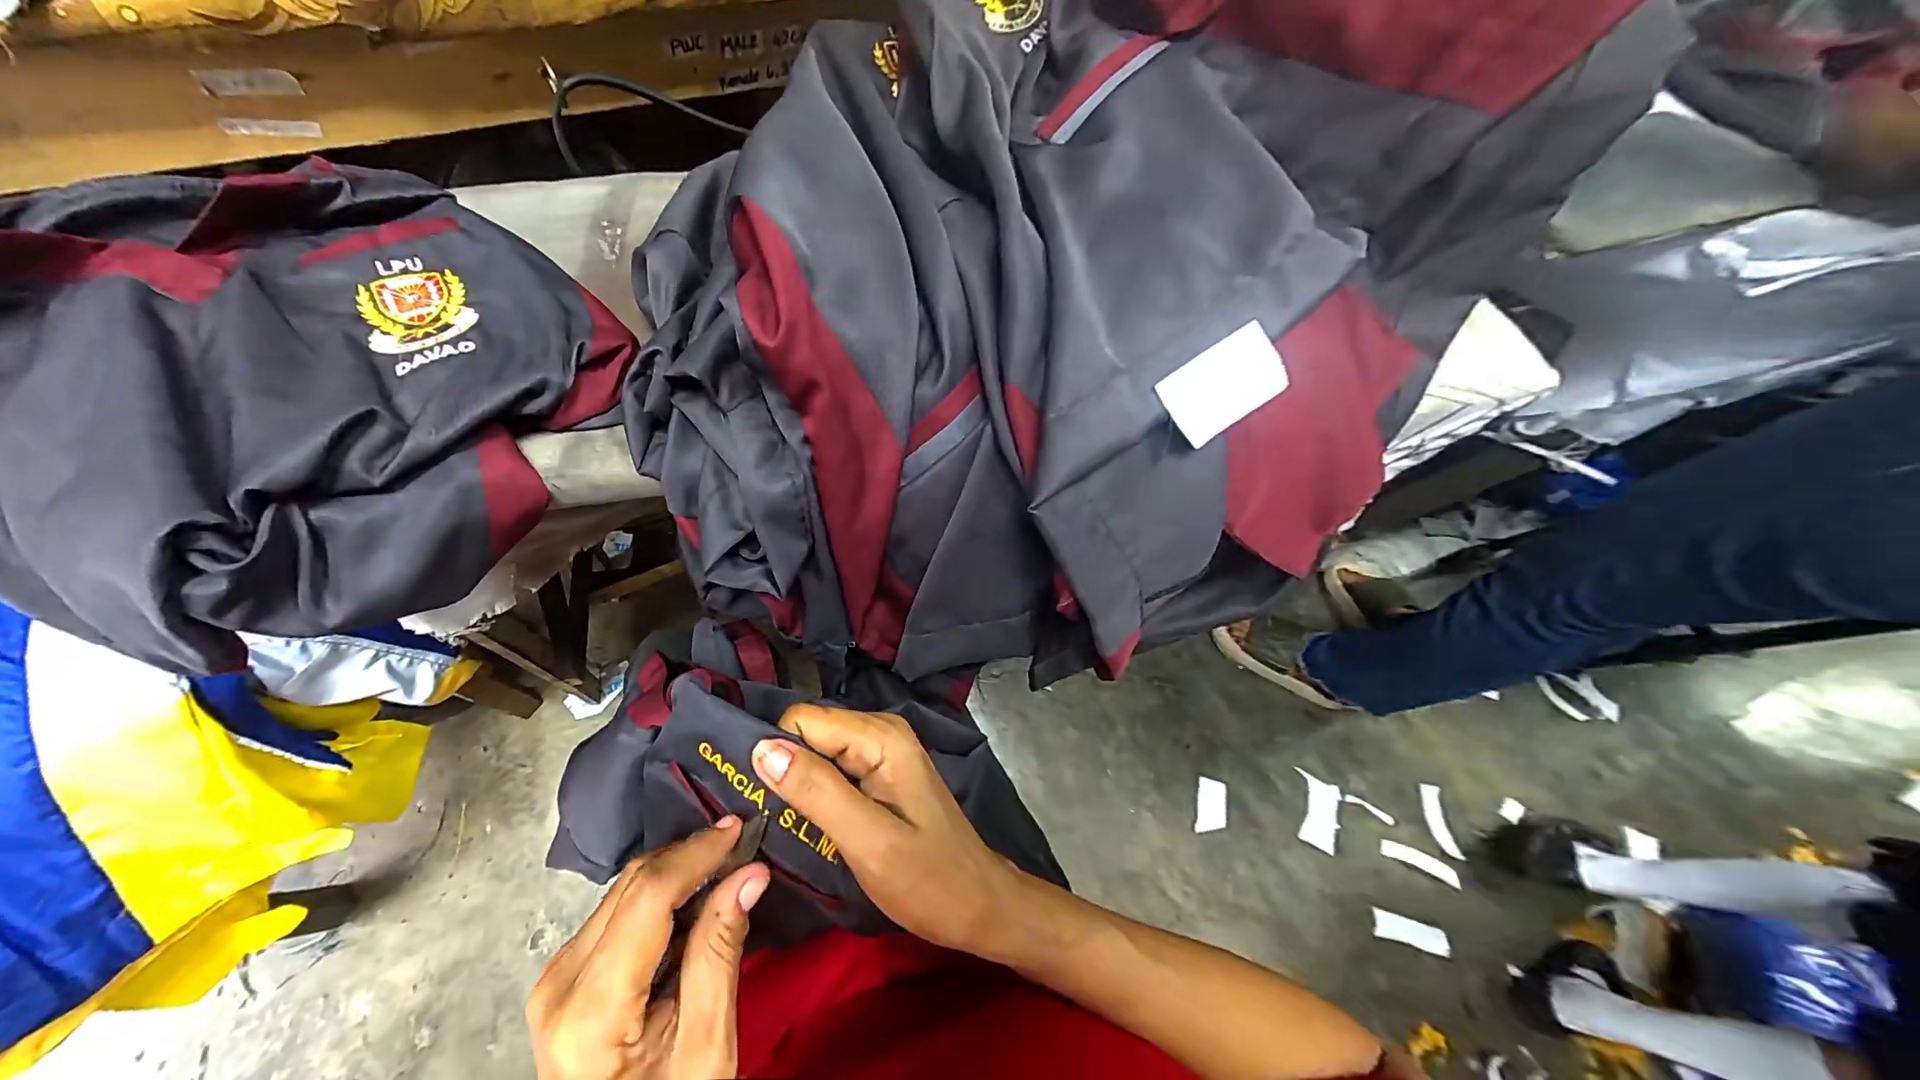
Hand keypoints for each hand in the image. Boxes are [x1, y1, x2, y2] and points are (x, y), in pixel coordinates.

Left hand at [527, 818, 770, 1079]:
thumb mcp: (705, 1047)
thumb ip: (720, 954)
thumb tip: (750, 874)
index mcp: (591, 1008)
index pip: (648, 896)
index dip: (696, 853)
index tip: (740, 828)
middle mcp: (560, 981)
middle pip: (632, 886)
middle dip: (691, 855)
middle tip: (742, 844)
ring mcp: (556, 977)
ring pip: (624, 891)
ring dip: (678, 872)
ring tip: (727, 867)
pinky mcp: (564, 976)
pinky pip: (618, 912)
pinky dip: (661, 896)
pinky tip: (695, 901)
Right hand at [750, 704, 1032, 959]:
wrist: (979, 905)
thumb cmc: (928, 880)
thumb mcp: (869, 841)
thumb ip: (817, 792)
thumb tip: (762, 748)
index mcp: (881, 738)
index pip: (801, 721)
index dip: (775, 757)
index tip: (759, 803)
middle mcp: (880, 732)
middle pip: (807, 734)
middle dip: (783, 772)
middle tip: (774, 823)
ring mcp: (881, 753)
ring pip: (816, 754)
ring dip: (796, 786)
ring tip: (789, 829)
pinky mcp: (879, 775)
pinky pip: (831, 771)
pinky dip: (814, 795)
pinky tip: (811, 826)